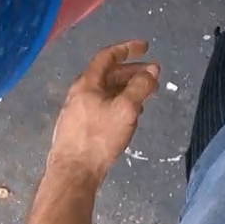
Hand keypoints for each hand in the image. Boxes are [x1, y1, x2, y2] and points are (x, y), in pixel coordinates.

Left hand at [47, 40, 159, 184]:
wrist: (72, 176)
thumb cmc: (98, 138)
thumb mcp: (126, 109)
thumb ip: (140, 86)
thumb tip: (151, 70)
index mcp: (87, 84)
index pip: (108, 56)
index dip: (127, 48)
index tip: (145, 47)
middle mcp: (79, 94)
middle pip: (109, 75)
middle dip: (133, 72)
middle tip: (153, 76)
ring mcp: (77, 113)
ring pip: (106, 92)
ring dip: (127, 90)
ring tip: (145, 98)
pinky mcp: (79, 129)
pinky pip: (102, 107)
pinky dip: (119, 104)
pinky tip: (129, 117)